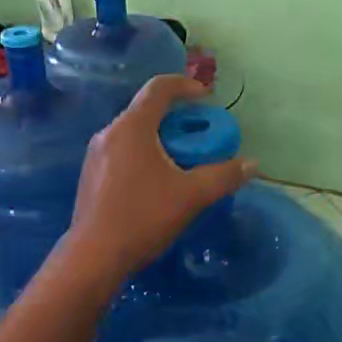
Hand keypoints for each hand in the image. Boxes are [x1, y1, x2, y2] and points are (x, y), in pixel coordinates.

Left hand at [57, 75, 254, 284]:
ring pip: (132, 134)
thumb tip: (251, 164)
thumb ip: (223, 176)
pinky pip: (121, 153)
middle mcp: (108, 133)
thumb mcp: (191, 196)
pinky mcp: (90, 177)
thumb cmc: (143, 218)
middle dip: (176, 118)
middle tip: (199, 137)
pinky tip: (155, 183)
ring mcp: (95, 156)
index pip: (159, 88)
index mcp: (132, 127)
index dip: (186, 85)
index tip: (207, 97)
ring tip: (181, 162)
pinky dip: (142, 156)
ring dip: (159, 139)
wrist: (94, 256)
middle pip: (145, 111)